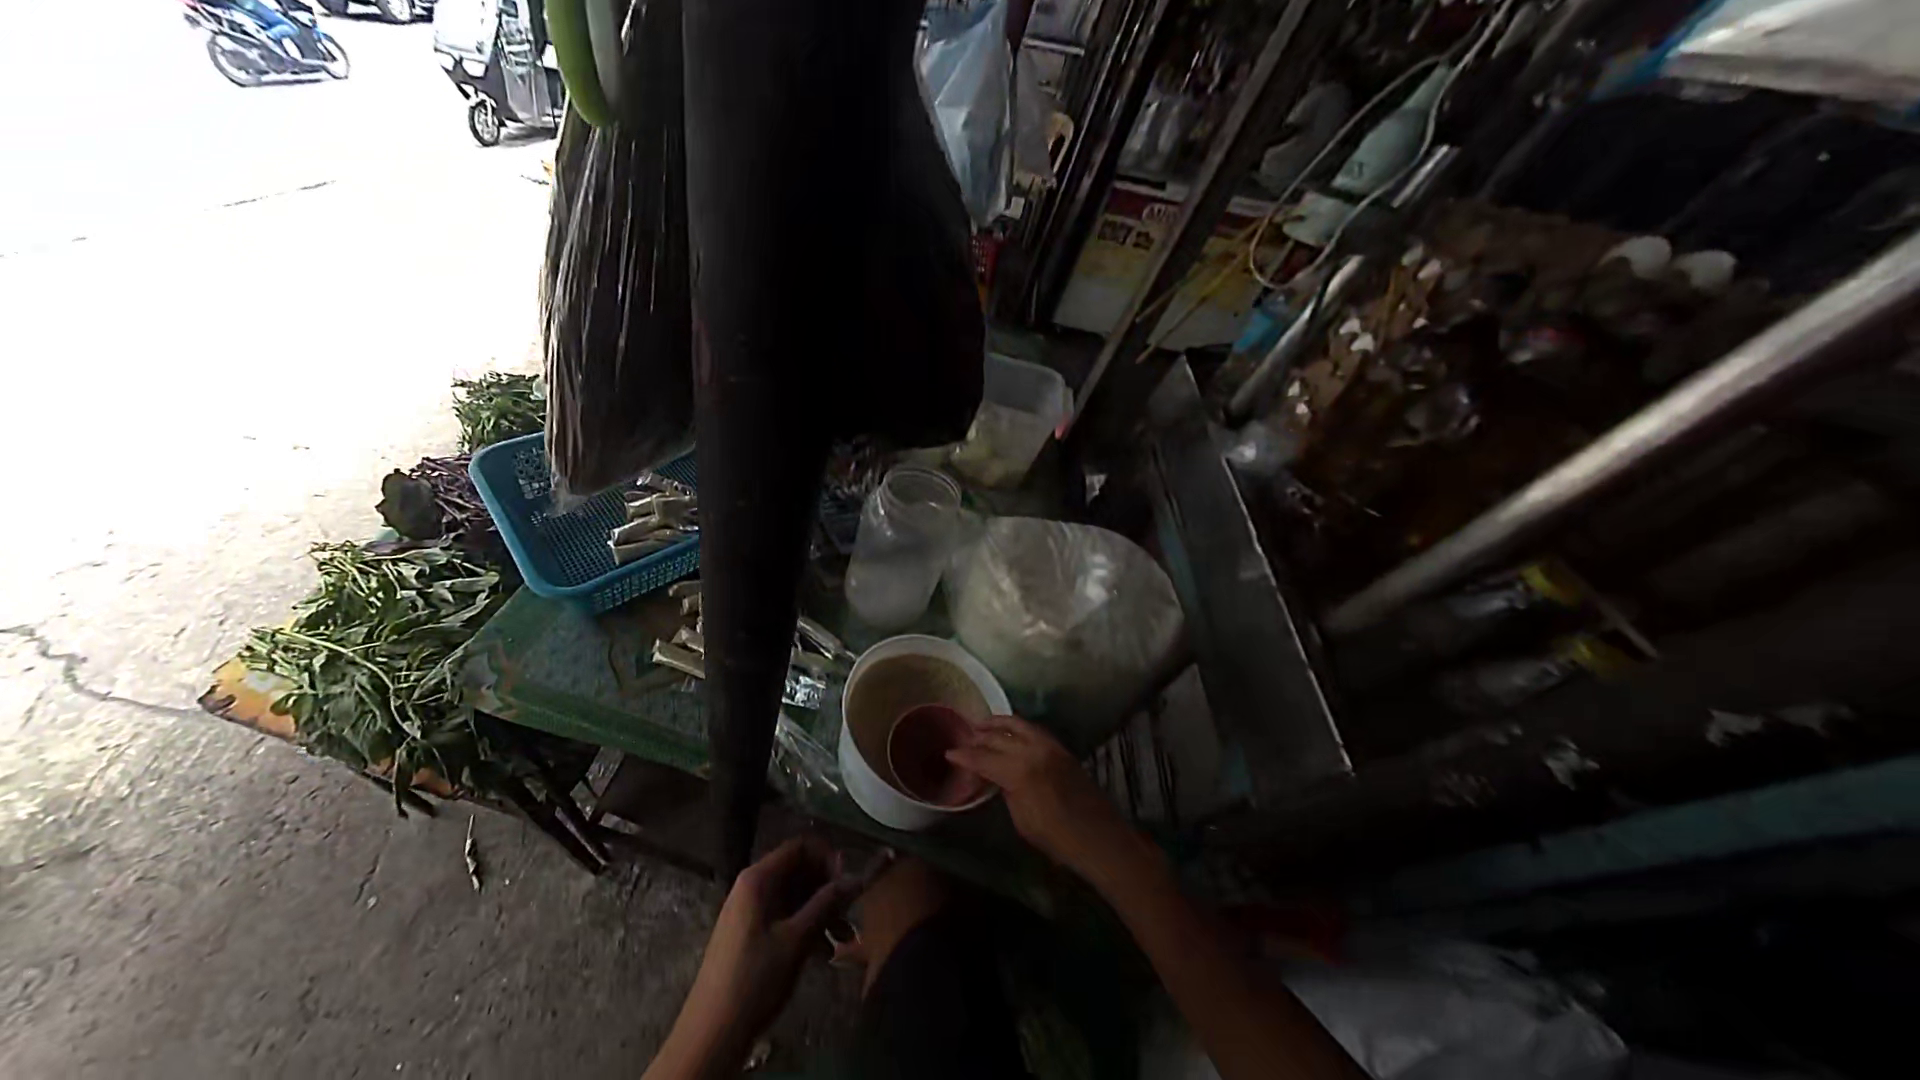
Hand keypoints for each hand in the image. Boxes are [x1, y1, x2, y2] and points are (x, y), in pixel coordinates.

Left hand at [648, 836, 854, 1079]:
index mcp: (758, 879)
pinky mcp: (749, 933)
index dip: (828, 858)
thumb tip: (857, 877)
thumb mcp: (797, 939)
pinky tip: (823, 953)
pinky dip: (806, 927)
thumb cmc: (755, 979)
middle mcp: (752, 887)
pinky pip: (784, 916)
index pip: (800, 846)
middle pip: (799, 870)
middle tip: (850, 913)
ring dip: (821, 911)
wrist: (711, 1034)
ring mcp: (749, 911)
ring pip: (794, 896)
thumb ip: (827, 903)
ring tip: (844, 938)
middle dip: (828, 889)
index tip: (847, 883)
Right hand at [946, 714, 1147, 884]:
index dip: (964, 756)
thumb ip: (1006, 791)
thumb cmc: (1057, 839)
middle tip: (963, 738)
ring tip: (982, 725)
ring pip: (1018, 725)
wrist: (1099, 838)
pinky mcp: (1061, 749)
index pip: (983, 758)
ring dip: (998, 724)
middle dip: (978, 737)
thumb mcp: (1021, 820)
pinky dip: (1017, 727)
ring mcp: (1050, 746)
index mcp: (1019, 771)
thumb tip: (999, 778)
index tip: (949, 753)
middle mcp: (1033, 751)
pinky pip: (1033, 730)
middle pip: (998, 737)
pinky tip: (1010, 732)